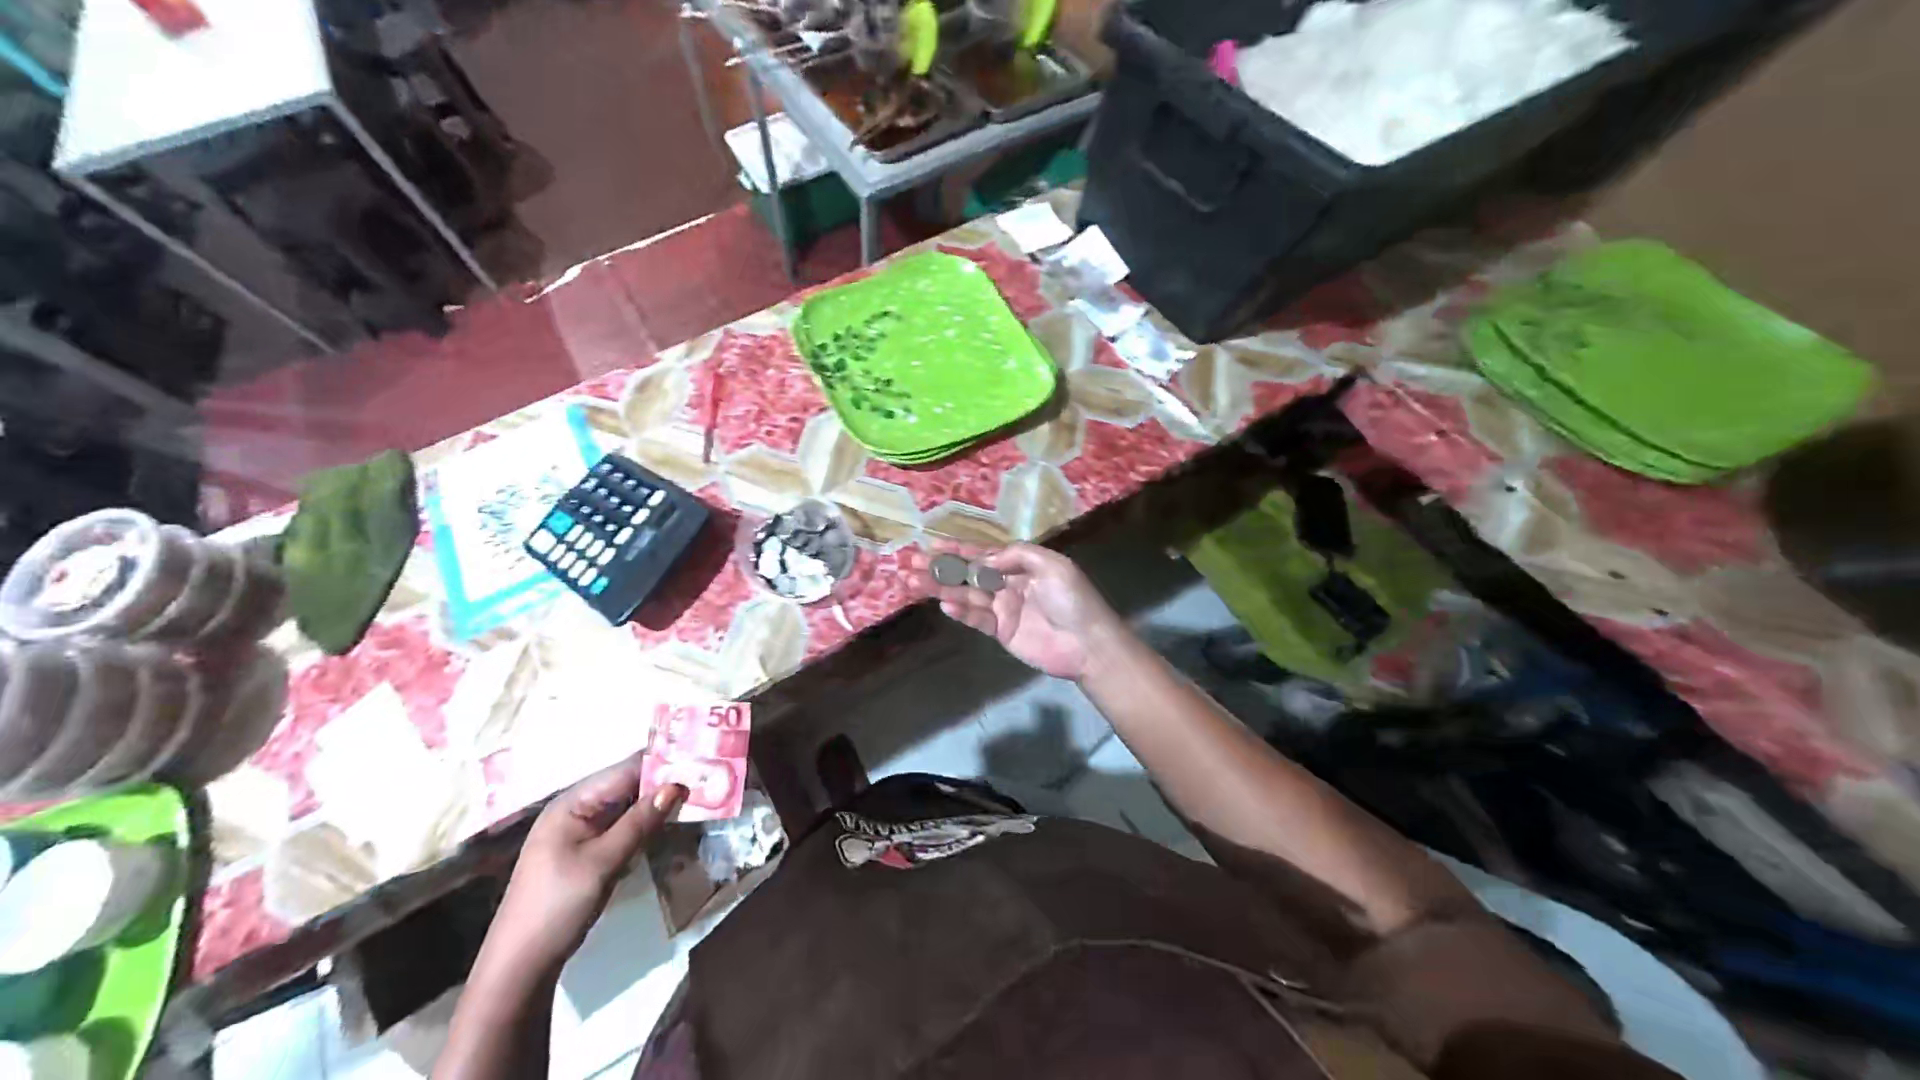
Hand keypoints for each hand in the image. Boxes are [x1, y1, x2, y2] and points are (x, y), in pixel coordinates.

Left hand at [486, 755, 685, 972]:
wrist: (520, 964)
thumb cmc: (558, 905)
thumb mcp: (603, 861)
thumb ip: (640, 822)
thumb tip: (677, 785)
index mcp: (572, 803)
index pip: (625, 770)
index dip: (662, 764)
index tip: (700, 760)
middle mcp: (576, 810)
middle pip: (627, 786)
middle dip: (663, 783)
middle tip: (706, 780)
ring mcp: (580, 832)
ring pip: (627, 808)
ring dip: (657, 805)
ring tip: (698, 798)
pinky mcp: (587, 853)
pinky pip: (622, 828)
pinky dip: (645, 826)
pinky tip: (671, 824)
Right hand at [907, 544, 1125, 680]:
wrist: (1088, 645)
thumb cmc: (1074, 600)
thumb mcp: (1051, 565)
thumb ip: (1016, 555)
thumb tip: (983, 557)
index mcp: (1021, 565)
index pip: (983, 554)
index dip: (958, 549)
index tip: (932, 543)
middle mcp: (1008, 584)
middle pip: (968, 573)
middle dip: (940, 567)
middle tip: (911, 562)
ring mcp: (1003, 608)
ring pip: (966, 594)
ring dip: (940, 587)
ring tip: (913, 582)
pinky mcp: (1001, 631)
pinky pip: (975, 618)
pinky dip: (960, 610)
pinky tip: (943, 602)